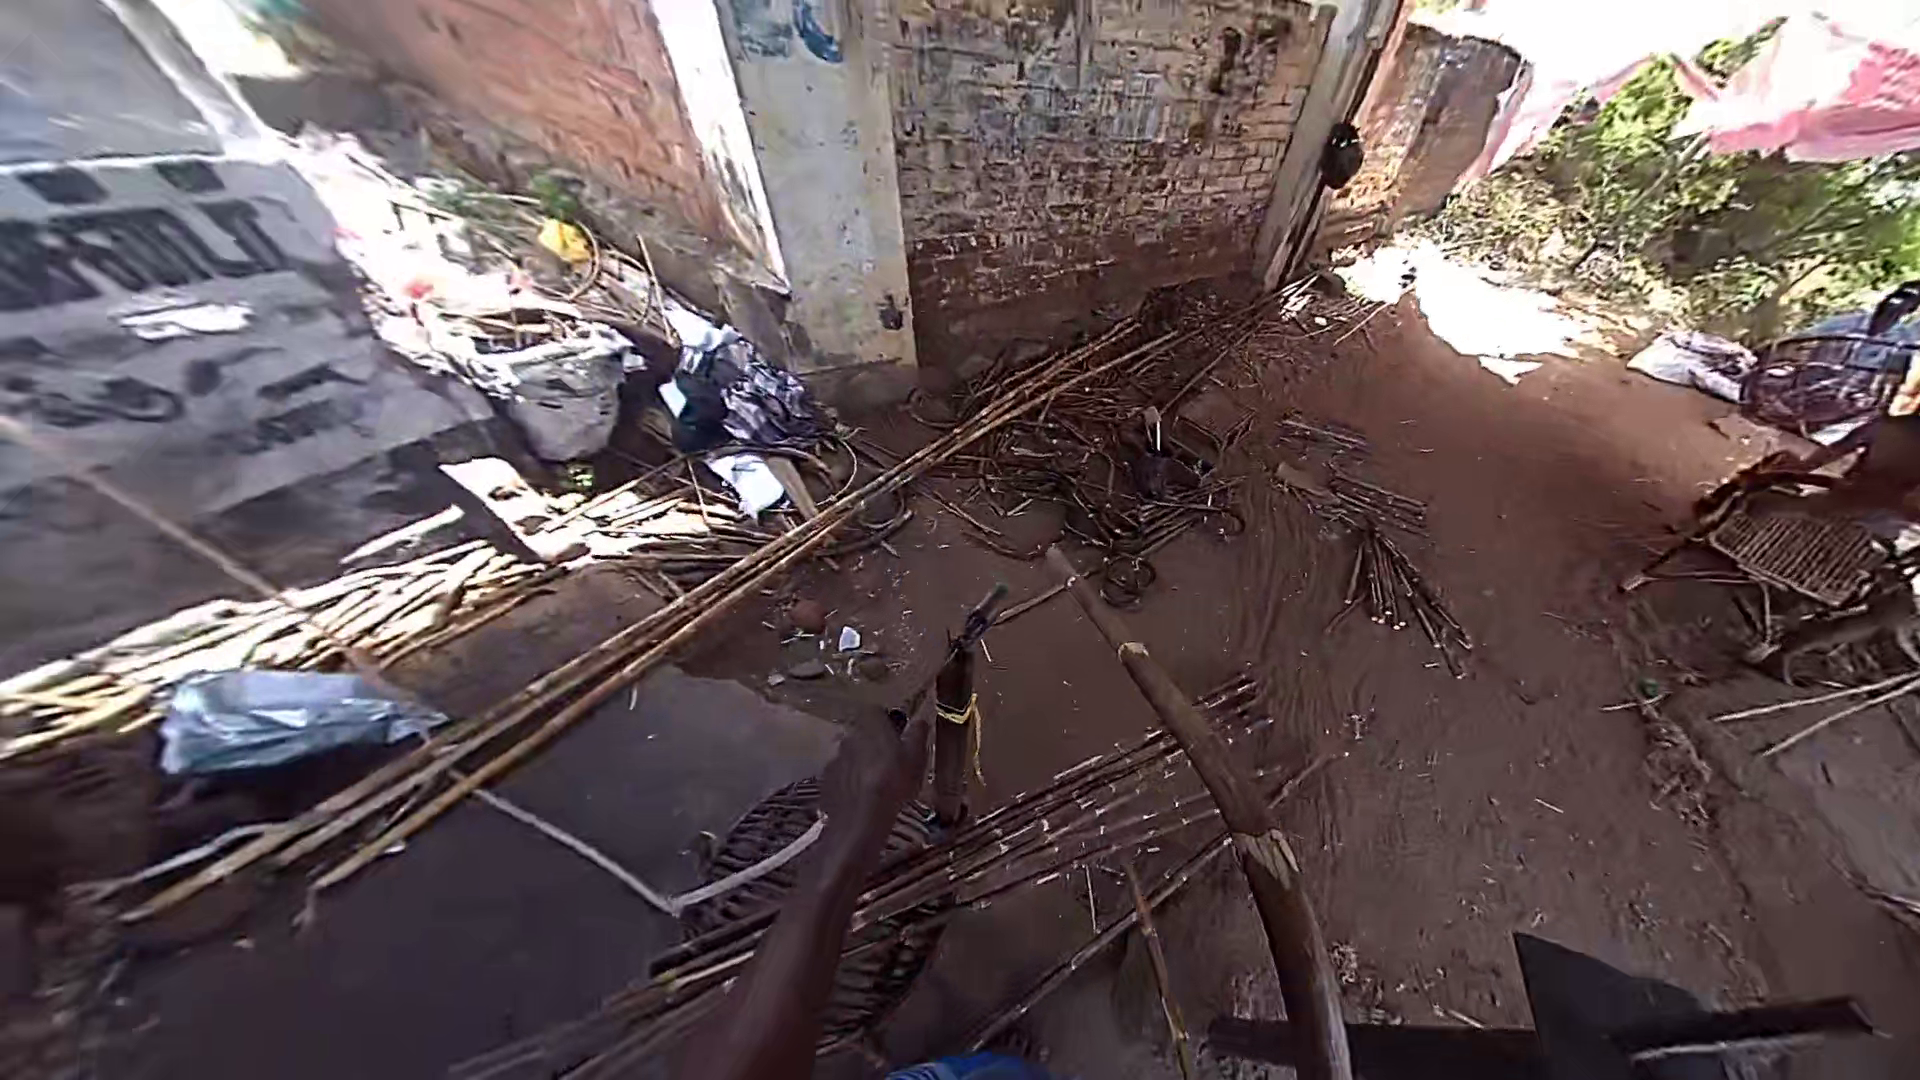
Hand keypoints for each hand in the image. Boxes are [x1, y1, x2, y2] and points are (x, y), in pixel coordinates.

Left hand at [818, 703, 930, 858]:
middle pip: (863, 733)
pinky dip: (850, 782)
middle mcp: (849, 735)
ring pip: (851, 755)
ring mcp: (835, 759)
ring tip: (877, 784)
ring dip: (861, 764)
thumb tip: (920, 721)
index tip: (898, 735)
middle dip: (874, 744)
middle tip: (891, 762)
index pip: (876, 711)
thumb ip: (918, 734)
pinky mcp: (826, 781)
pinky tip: (862, 798)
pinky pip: (842, 776)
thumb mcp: (916, 757)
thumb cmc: (894, 781)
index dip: (887, 721)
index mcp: (870, 723)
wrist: (861, 818)